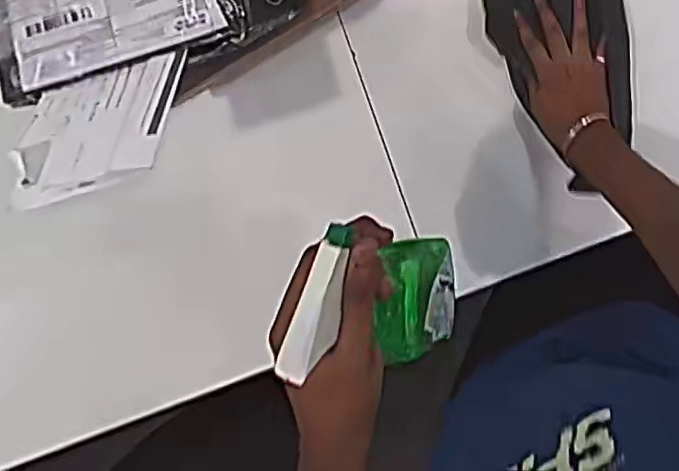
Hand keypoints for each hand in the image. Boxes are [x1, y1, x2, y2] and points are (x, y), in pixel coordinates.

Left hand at [268, 216, 394, 470]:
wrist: (339, 444)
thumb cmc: (345, 407)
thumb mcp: (357, 348)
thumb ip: (359, 298)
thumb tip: (363, 252)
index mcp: (293, 325)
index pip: (316, 262)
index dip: (347, 240)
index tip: (376, 233)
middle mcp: (294, 321)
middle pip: (323, 264)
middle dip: (357, 249)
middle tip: (386, 244)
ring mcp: (306, 325)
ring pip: (332, 275)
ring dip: (362, 267)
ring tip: (385, 280)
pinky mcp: (320, 329)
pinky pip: (337, 291)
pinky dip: (361, 283)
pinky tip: (377, 291)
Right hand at [515, 0, 611, 155]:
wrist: (585, 133)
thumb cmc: (560, 123)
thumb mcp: (537, 104)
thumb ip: (533, 83)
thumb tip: (528, 69)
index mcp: (547, 71)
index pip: (532, 44)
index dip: (525, 28)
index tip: (520, 13)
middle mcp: (565, 63)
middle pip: (554, 31)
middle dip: (546, 11)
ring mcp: (583, 63)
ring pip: (580, 31)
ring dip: (579, 11)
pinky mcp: (598, 69)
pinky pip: (601, 49)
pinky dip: (602, 38)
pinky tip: (603, 27)